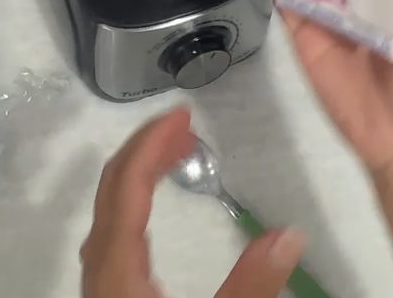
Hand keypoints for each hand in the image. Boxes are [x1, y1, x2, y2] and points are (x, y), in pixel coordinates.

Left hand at [81, 108, 305, 297]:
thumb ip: (252, 287)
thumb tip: (292, 233)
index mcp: (119, 271)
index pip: (126, 185)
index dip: (151, 142)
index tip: (182, 113)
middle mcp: (101, 272)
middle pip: (111, 190)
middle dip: (145, 149)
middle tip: (183, 126)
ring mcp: (100, 289)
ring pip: (108, 213)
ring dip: (138, 174)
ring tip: (173, 156)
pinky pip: (113, 234)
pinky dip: (133, 203)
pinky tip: (151, 213)